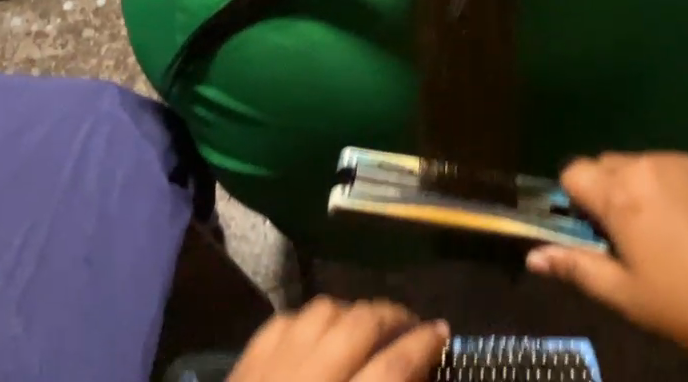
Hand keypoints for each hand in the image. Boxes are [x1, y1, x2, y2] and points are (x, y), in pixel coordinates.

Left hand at [227, 297, 448, 381]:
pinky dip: (310, 322)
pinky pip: (286, 321)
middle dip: (394, 317)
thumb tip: (407, 377)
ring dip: (353, 313)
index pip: (393, 368)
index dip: (423, 346)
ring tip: (368, 326)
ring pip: (324, 312)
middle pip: (360, 326)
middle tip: (412, 324)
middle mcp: (307, 381)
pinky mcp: (244, 364)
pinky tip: (320, 334)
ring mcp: (271, 367)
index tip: (443, 332)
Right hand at [526, 152, 687, 353]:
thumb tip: (534, 256)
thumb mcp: (626, 295)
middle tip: (624, 237)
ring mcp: (682, 163)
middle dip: (604, 192)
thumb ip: (576, 267)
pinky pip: (673, 169)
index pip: (573, 171)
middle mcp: (646, 165)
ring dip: (637, 188)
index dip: (573, 199)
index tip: (589, 231)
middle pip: (605, 164)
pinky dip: (669, 188)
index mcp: (619, 193)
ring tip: (663, 234)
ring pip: (640, 165)